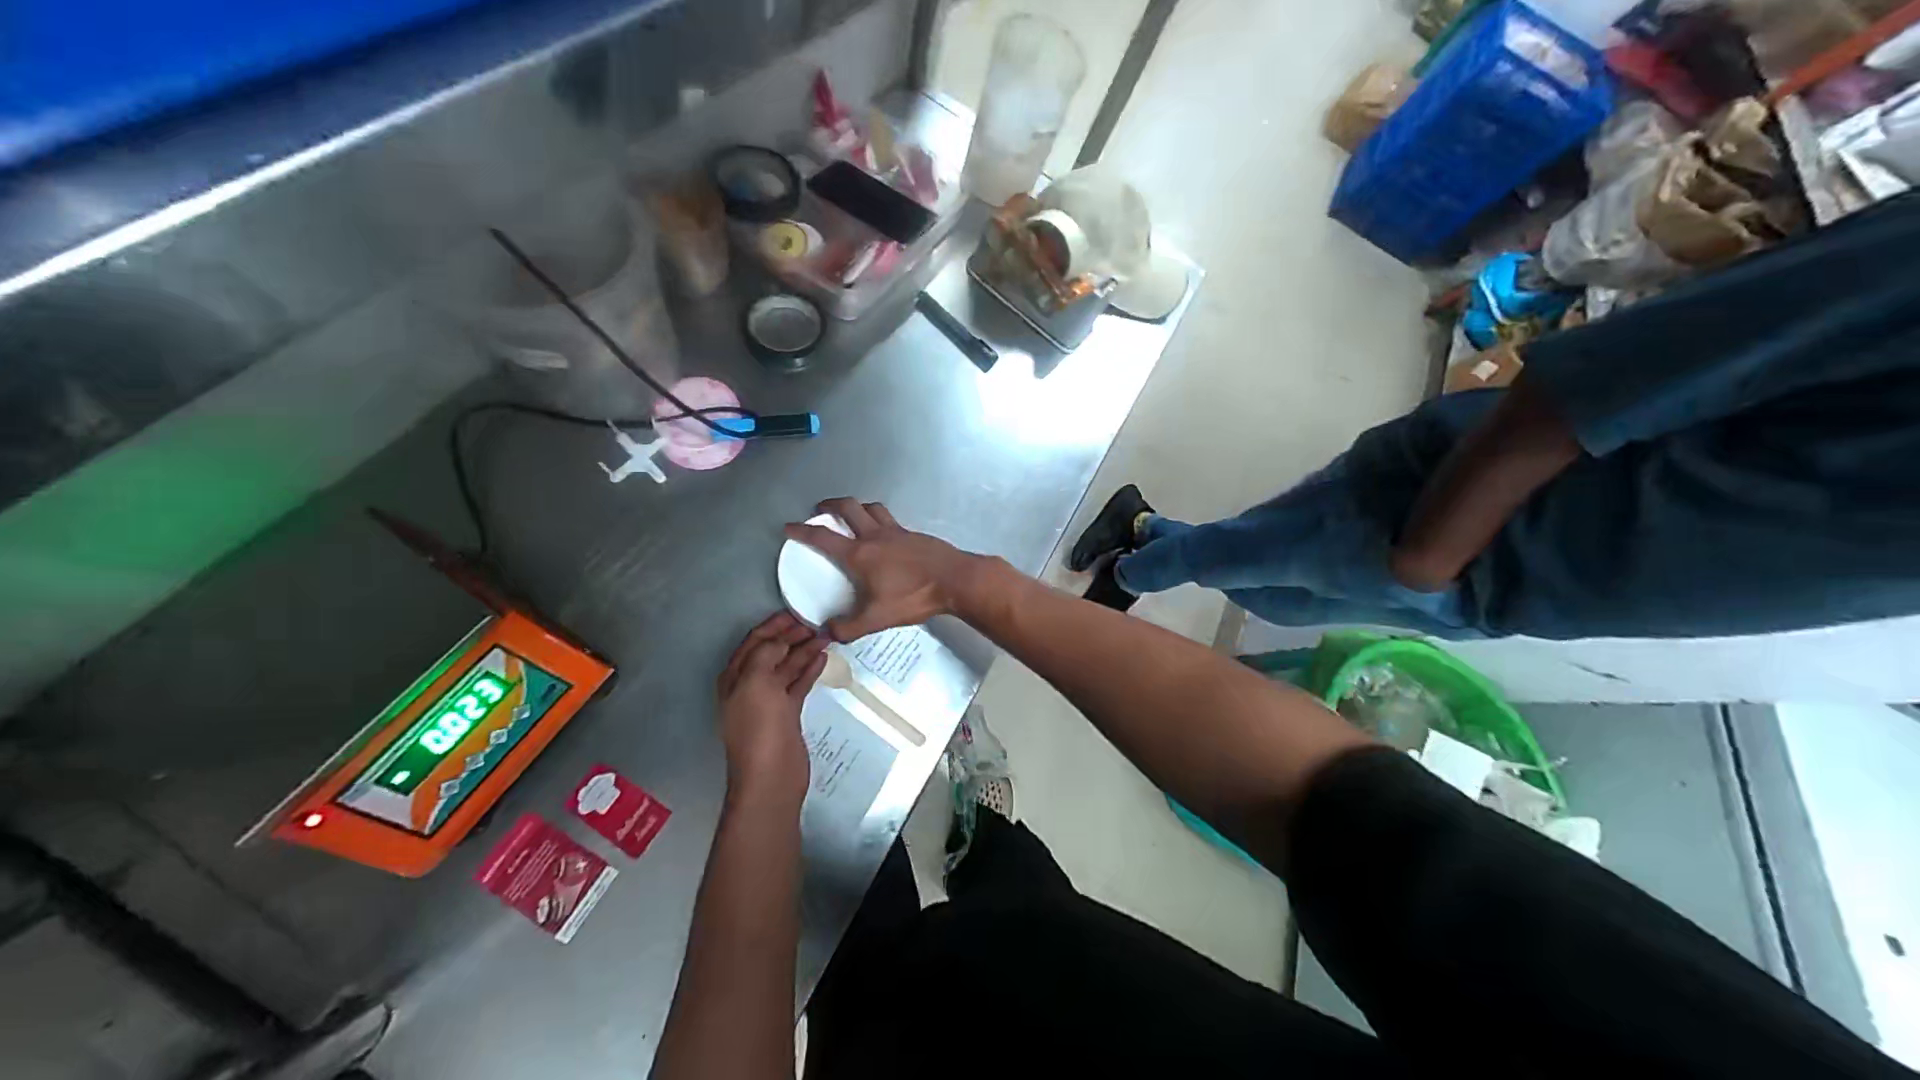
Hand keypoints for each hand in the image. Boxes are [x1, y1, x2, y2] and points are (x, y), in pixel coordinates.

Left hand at [715, 613, 827, 803]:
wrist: (770, 776)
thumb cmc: (758, 728)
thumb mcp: (756, 682)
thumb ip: (766, 655)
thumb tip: (780, 640)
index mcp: (735, 676)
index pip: (755, 641)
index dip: (774, 625)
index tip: (797, 612)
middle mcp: (749, 685)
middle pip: (772, 651)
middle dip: (792, 635)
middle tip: (816, 622)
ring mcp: (769, 700)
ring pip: (787, 666)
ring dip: (804, 650)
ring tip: (825, 636)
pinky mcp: (786, 713)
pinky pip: (798, 683)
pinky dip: (809, 670)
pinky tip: (822, 658)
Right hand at [783, 498, 975, 641]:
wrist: (955, 580)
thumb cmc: (913, 596)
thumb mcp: (876, 619)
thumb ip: (848, 628)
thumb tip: (827, 632)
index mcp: (860, 554)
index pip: (823, 538)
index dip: (803, 531)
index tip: (790, 526)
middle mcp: (875, 535)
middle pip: (848, 507)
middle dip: (830, 505)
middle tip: (820, 509)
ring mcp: (897, 531)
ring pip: (872, 508)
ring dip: (857, 507)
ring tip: (852, 514)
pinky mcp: (915, 534)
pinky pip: (891, 519)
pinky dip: (880, 519)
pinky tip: (885, 534)